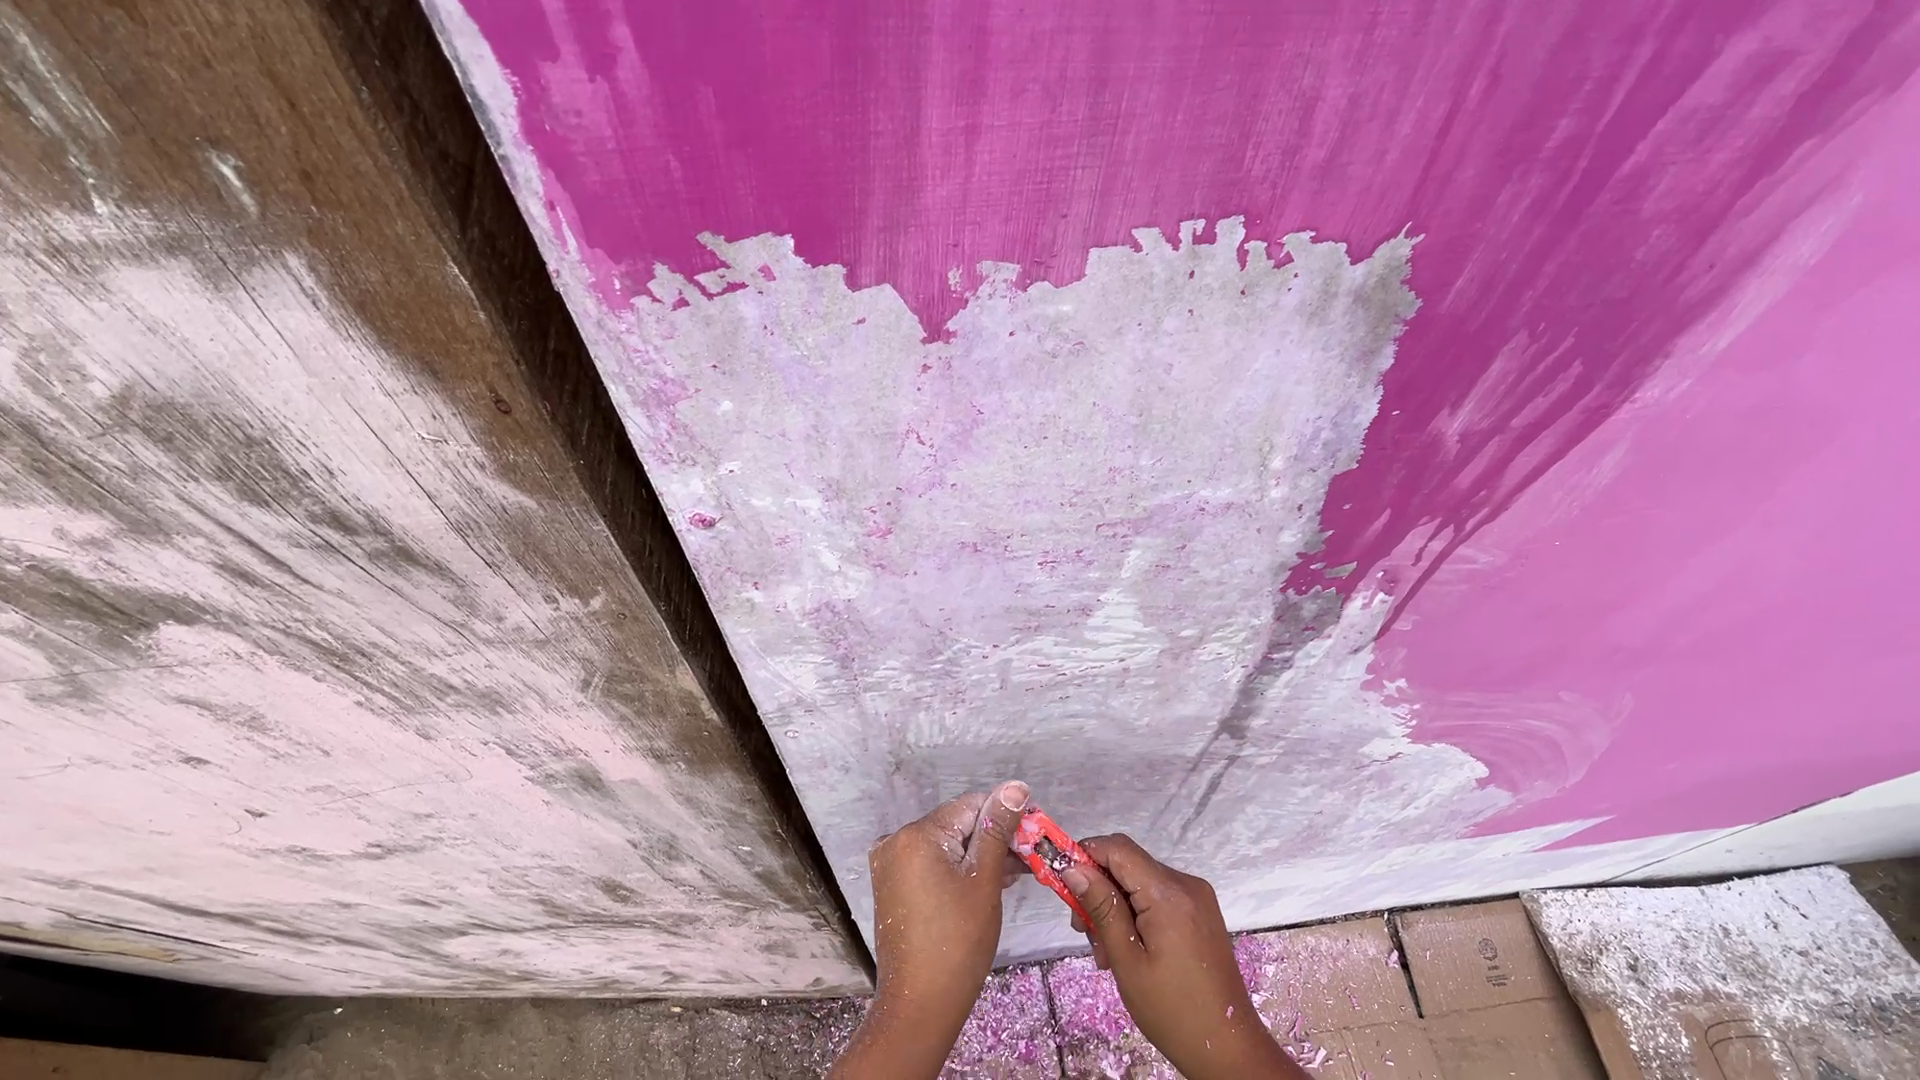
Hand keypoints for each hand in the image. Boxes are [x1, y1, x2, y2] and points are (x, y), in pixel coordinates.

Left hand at [830, 781, 1030, 1079]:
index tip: (1035, 836)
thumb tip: (1016, 786)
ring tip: (1016, 873)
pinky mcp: (894, 885)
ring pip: (948, 845)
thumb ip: (998, 829)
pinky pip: (933, 863)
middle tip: (1030, 859)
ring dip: (980, 855)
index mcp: (917, 834)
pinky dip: (959, 869)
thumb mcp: (985, 881)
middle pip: (958, 824)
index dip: (1006, 816)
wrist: (920, 1005)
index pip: (971, 805)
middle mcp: (896, 840)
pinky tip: (989, 882)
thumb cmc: (958, 941)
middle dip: (994, 837)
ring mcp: (891, 864)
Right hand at [1064, 834, 1305, 1079]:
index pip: (1118, 848)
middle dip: (1098, 889)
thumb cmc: (1172, 1010)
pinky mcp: (1200, 912)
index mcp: (1169, 893)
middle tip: (1083, 932)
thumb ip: (1101, 908)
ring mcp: (1196, 897)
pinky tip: (1129, 949)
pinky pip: (1157, 897)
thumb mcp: (1127, 961)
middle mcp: (1186, 884)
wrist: (1228, 1049)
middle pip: (1128, 864)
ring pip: (1139, 882)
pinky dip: (1136, 913)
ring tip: (1106, 952)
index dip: (1084, 855)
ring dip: (1115, 906)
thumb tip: (1072, 867)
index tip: (1062, 882)